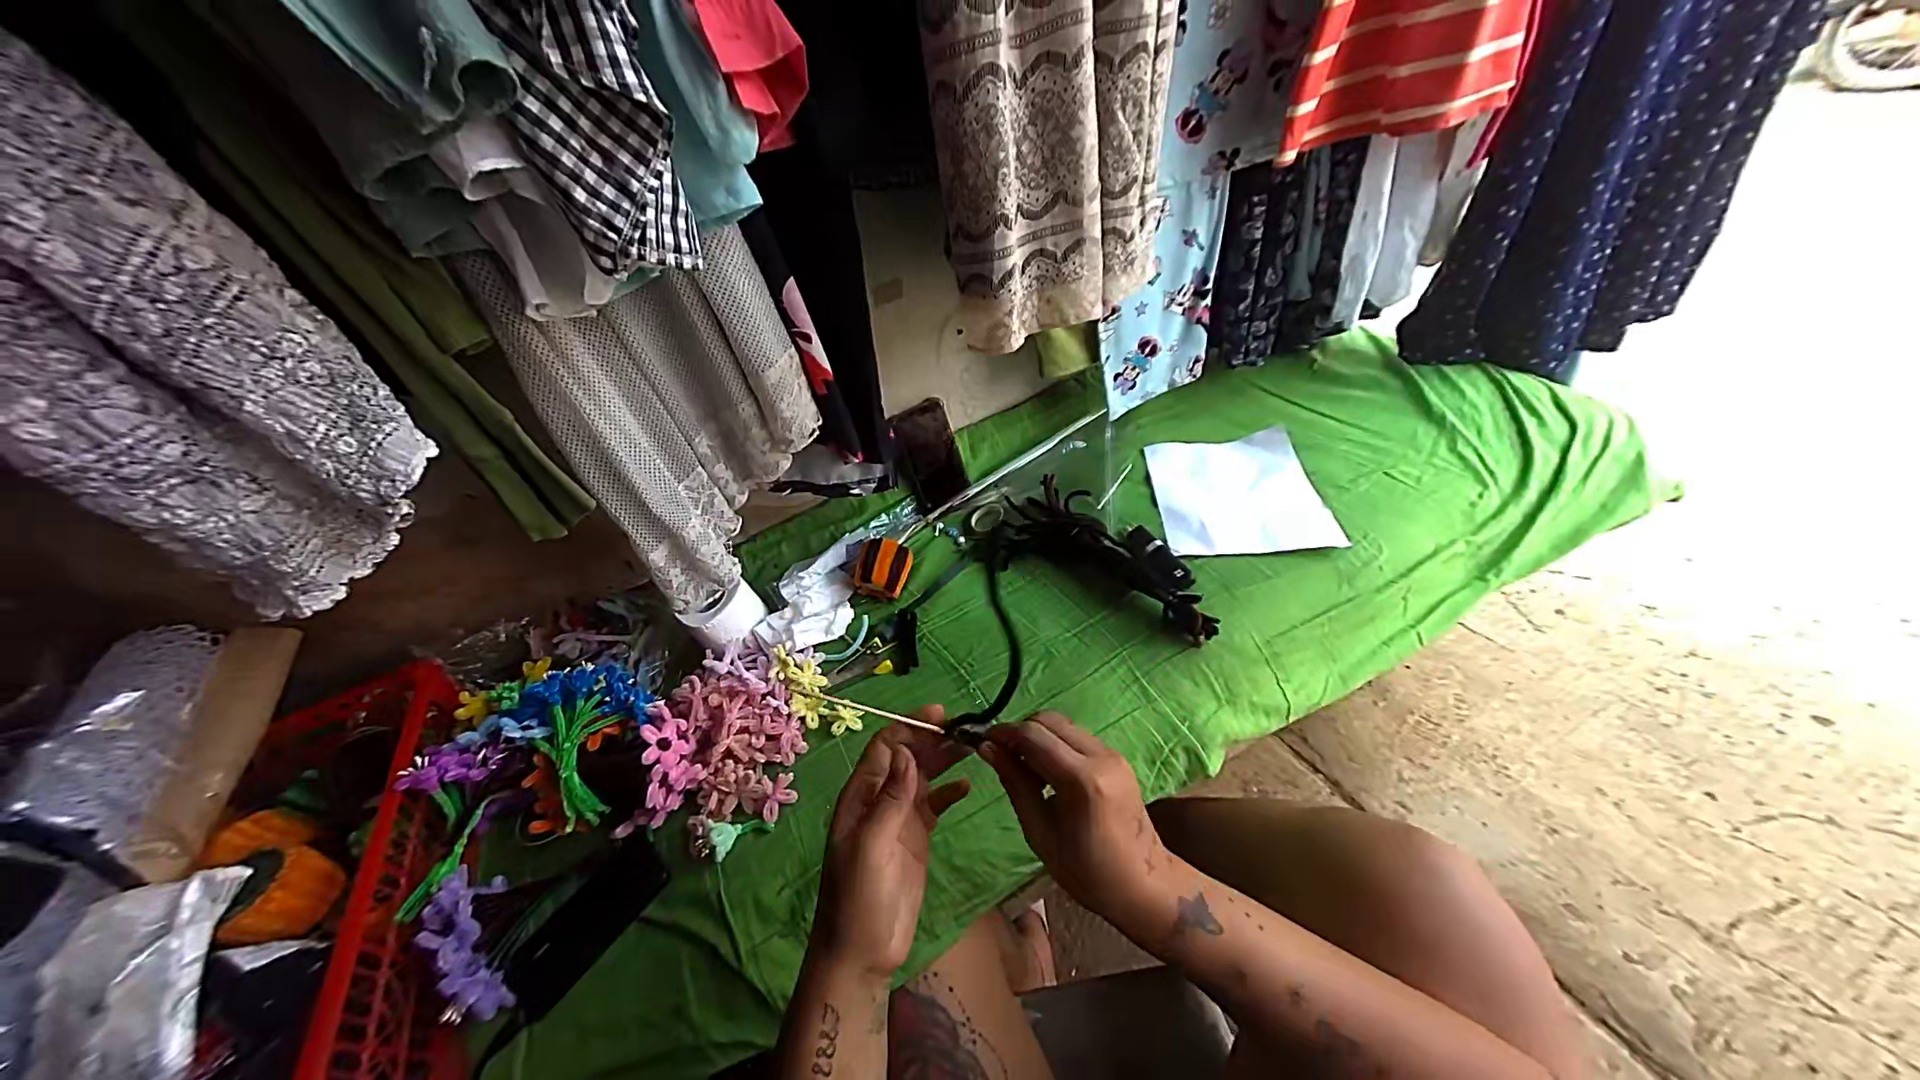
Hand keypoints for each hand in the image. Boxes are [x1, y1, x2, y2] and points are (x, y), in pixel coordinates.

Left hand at [811, 706, 970, 977]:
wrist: (863, 952)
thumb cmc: (857, 898)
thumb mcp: (870, 845)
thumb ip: (889, 799)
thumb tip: (906, 752)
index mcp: (861, 796)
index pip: (885, 747)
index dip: (910, 727)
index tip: (940, 716)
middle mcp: (879, 799)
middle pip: (907, 756)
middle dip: (932, 739)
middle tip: (966, 729)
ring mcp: (899, 818)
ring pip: (922, 776)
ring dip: (943, 759)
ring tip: (972, 747)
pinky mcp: (916, 837)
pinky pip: (934, 803)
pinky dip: (949, 791)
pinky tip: (966, 785)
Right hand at [979, 712, 1174, 924]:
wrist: (1143, 884)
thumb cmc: (1087, 872)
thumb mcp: (1040, 833)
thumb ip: (1016, 784)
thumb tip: (988, 748)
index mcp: (1082, 780)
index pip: (1034, 735)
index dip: (1004, 734)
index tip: (983, 743)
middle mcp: (1101, 757)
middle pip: (1049, 720)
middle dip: (1020, 731)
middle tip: (1001, 755)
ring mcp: (1112, 754)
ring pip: (1063, 725)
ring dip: (1038, 736)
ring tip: (1023, 766)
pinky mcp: (1116, 757)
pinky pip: (1077, 737)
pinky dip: (1055, 743)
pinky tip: (1046, 771)